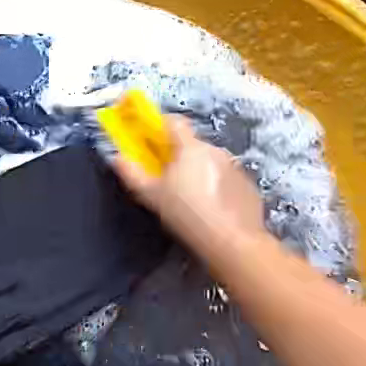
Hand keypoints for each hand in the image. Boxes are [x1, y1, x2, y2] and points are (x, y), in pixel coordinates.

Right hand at [109, 115, 266, 256]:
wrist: (233, 243)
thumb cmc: (187, 214)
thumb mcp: (151, 196)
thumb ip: (132, 173)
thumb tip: (118, 158)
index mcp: (190, 148)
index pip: (173, 122)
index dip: (159, 126)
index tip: (149, 139)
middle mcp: (215, 150)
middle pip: (190, 144)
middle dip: (177, 156)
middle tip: (166, 178)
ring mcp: (235, 167)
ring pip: (208, 162)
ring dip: (197, 172)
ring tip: (190, 199)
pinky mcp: (247, 186)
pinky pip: (225, 178)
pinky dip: (216, 187)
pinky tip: (211, 209)